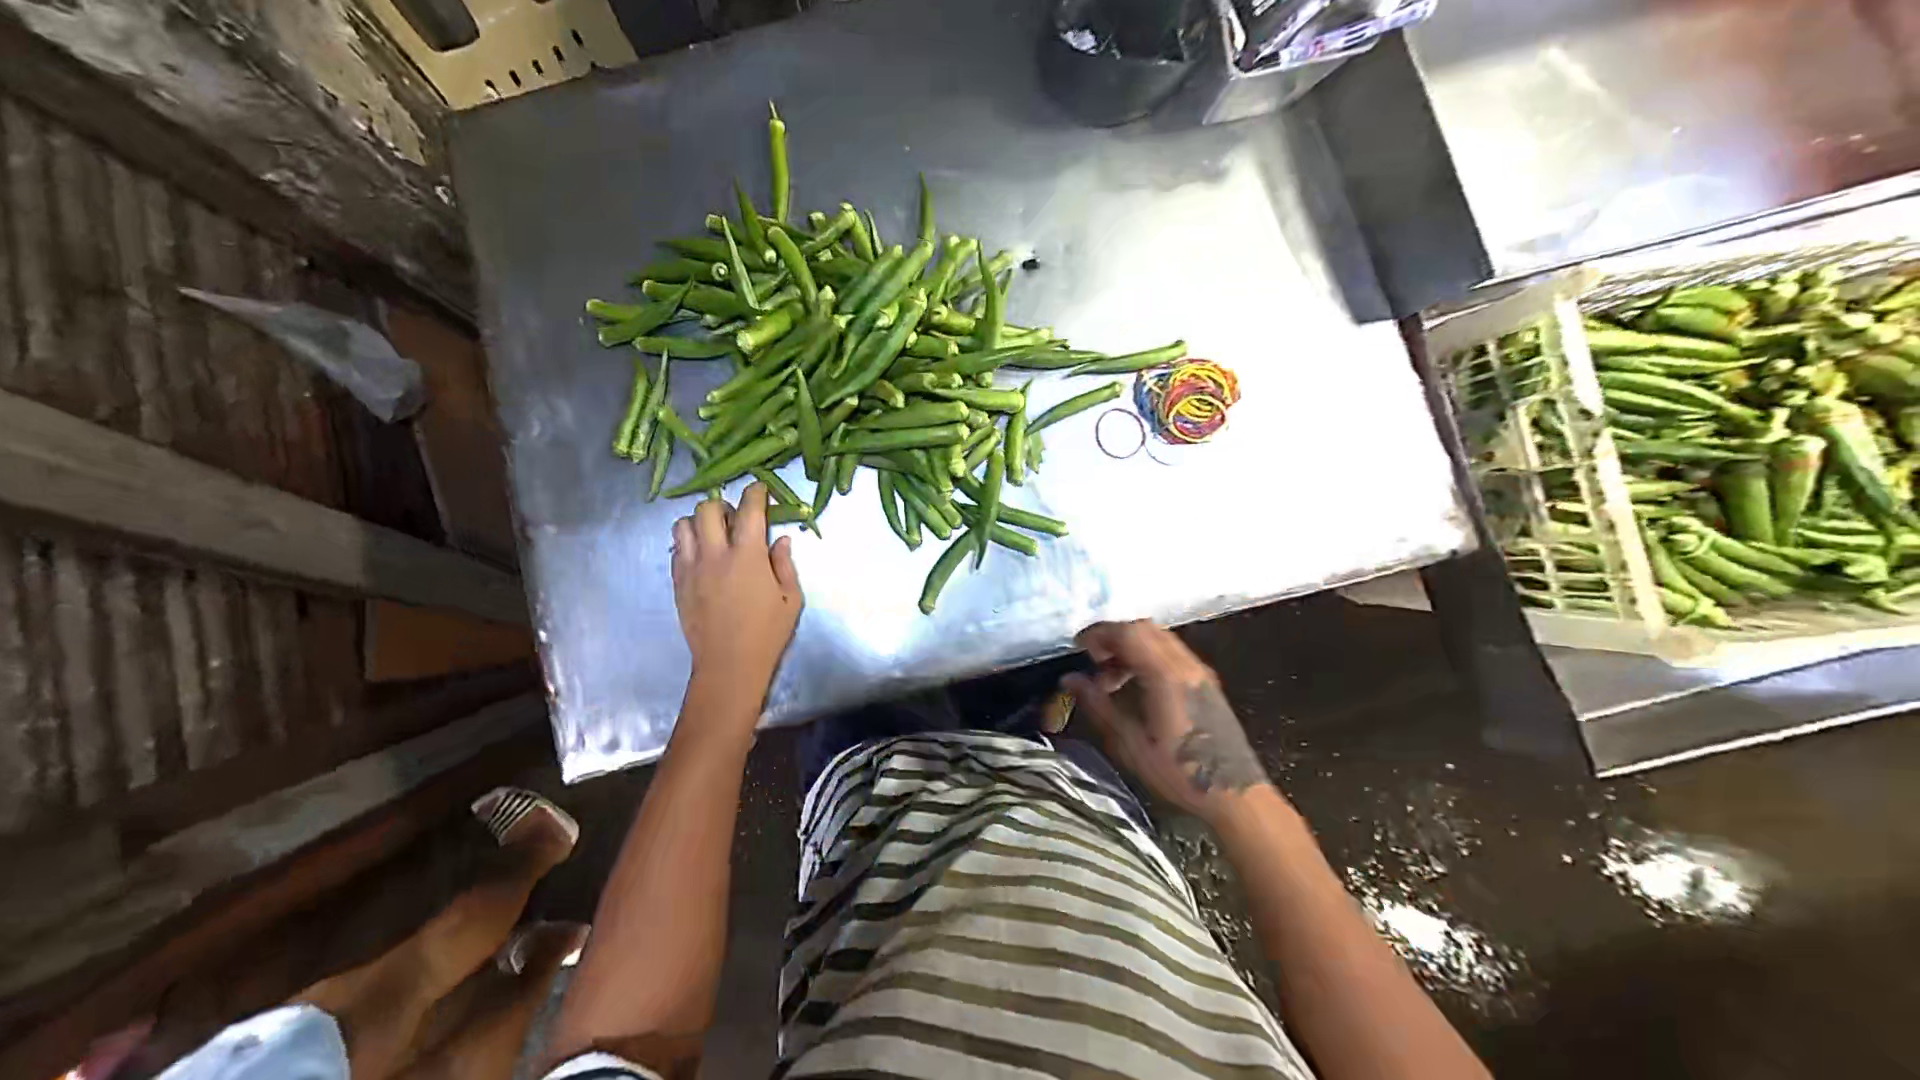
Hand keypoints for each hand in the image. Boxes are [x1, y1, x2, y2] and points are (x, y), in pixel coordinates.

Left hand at [671, 483, 802, 701]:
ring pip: (683, 524)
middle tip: (735, 518)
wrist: (729, 664)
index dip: (756, 493)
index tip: (760, 489)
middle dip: (723, 505)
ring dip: (699, 522)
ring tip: (714, 534)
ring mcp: (692, 568)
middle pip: (708, 508)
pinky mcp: (678, 582)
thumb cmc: (767, 633)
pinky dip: (688, 543)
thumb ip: (785, 564)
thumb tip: (780, 540)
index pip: (749, 509)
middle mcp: (716, 554)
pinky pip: (677, 550)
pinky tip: (703, 556)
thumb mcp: (791, 598)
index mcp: (749, 556)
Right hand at [1062, 620, 1272, 823]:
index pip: (1129, 633)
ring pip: (1159, 637)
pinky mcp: (1206, 681)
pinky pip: (1171, 651)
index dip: (1099, 634)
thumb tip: (1070, 679)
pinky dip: (1147, 655)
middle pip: (1144, 628)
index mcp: (1167, 676)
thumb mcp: (1131, 744)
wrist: (1237, 794)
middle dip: (1113, 637)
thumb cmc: (1180, 773)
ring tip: (1112, 678)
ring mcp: (1199, 671)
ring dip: (1131, 646)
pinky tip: (1137, 684)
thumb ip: (1099, 706)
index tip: (1078, 649)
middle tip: (1093, 662)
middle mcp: (1186, 665)